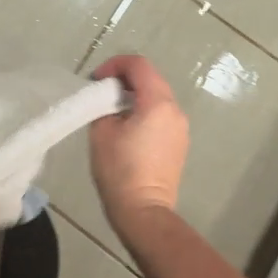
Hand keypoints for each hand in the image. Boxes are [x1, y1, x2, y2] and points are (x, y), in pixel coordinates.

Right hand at [87, 55, 188, 241]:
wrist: (144, 213)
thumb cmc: (120, 170)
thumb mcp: (102, 132)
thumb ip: (105, 106)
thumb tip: (111, 103)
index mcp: (158, 103)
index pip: (139, 65)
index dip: (115, 65)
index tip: (97, 79)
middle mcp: (175, 110)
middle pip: (151, 78)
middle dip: (125, 78)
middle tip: (102, 91)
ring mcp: (181, 128)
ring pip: (158, 97)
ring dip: (136, 95)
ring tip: (113, 110)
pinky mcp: (180, 144)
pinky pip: (162, 115)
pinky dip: (145, 111)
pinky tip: (128, 127)